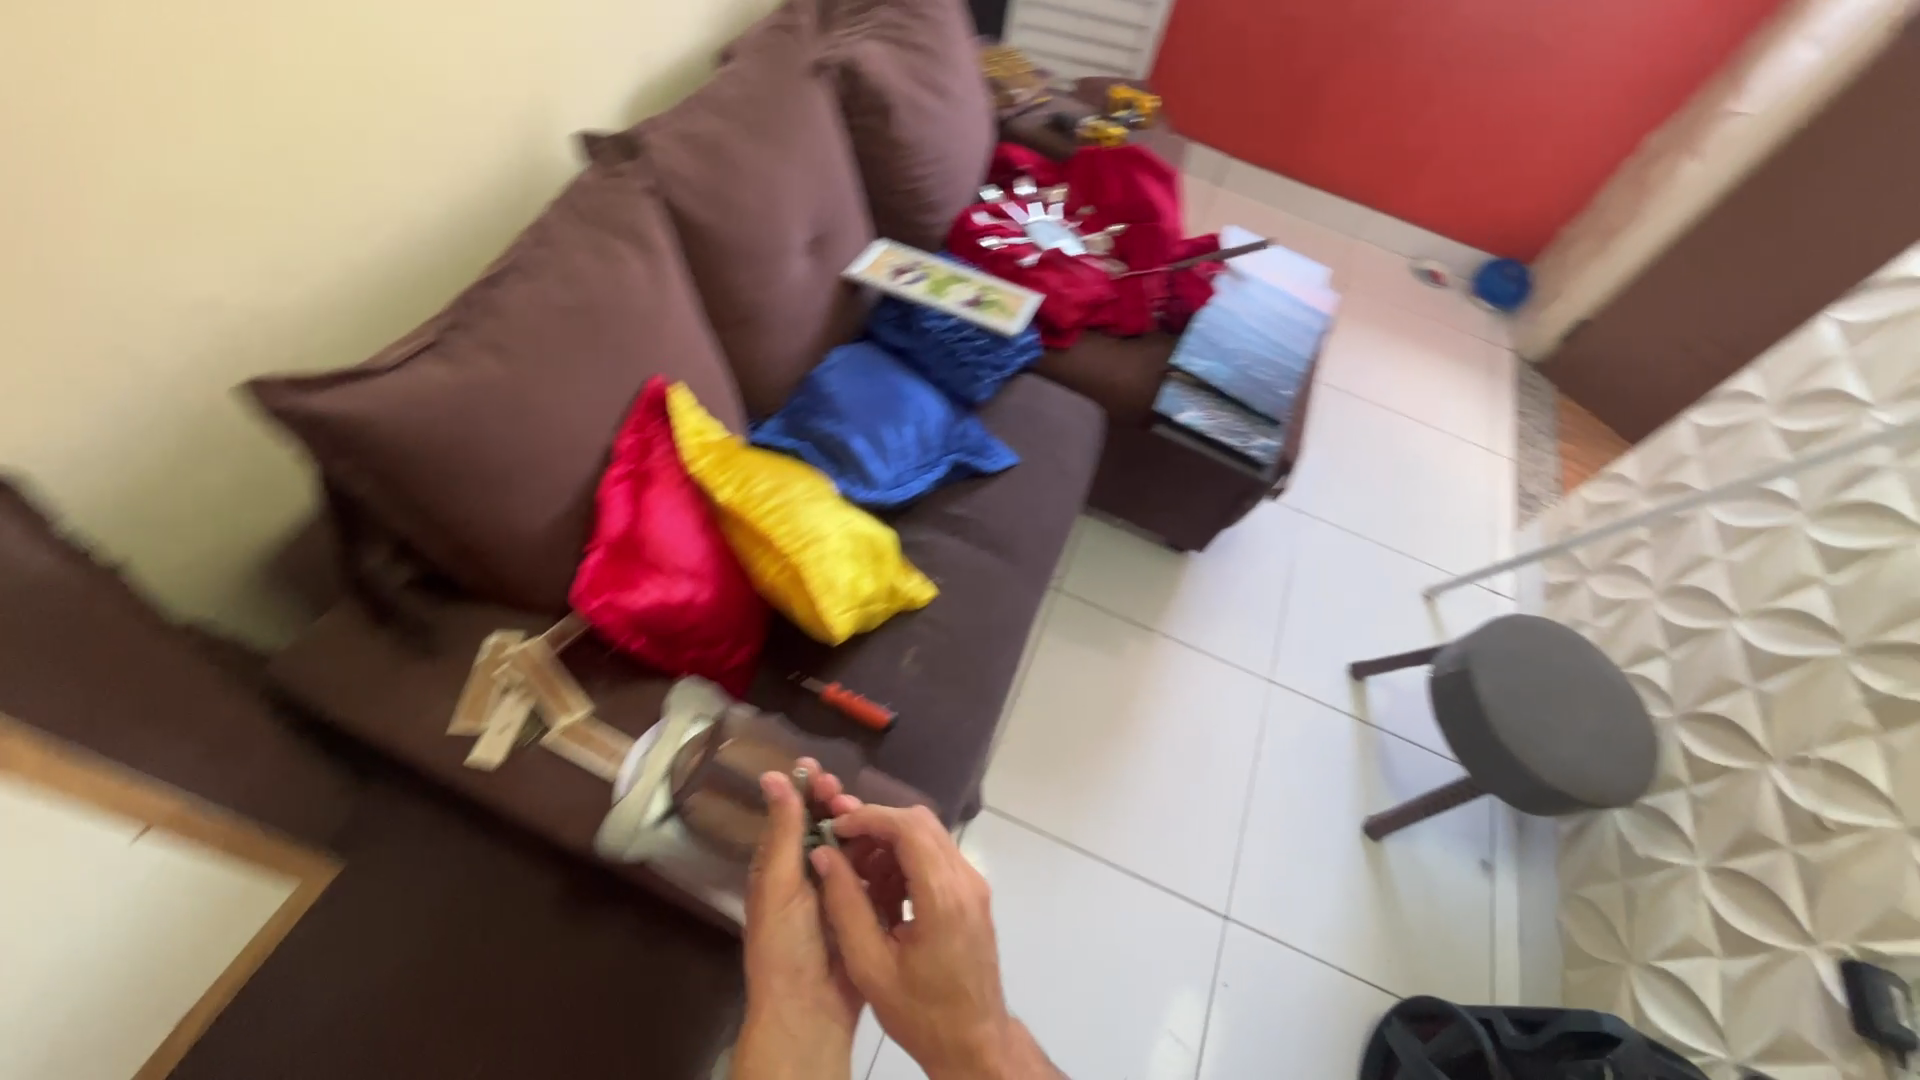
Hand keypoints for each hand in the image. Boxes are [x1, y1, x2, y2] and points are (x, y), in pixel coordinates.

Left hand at [731, 761, 862, 1079]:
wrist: (810, 1011)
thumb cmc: (785, 945)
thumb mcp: (780, 884)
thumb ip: (785, 831)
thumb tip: (773, 775)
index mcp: (784, 868)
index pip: (796, 818)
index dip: (807, 792)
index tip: (819, 768)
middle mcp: (813, 875)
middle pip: (830, 829)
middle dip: (840, 807)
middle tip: (850, 792)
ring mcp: (842, 892)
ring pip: (859, 849)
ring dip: (867, 831)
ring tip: (878, 816)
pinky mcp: (868, 909)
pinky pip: (882, 876)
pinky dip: (890, 860)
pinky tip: (901, 845)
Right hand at [811, 805, 1062, 1079]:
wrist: (974, 1041)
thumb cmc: (920, 1012)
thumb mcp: (870, 966)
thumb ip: (845, 905)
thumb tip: (823, 854)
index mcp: (943, 896)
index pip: (908, 827)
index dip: (869, 817)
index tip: (836, 827)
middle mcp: (966, 879)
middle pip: (920, 822)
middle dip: (877, 825)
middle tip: (841, 845)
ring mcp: (974, 883)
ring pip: (929, 835)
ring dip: (890, 841)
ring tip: (856, 870)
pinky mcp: (973, 892)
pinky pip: (937, 855)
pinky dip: (907, 858)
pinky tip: (881, 886)